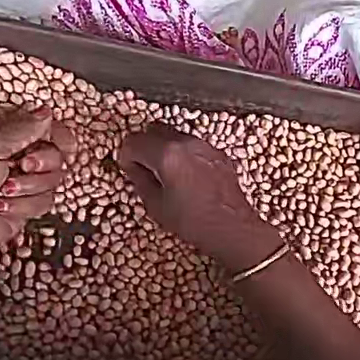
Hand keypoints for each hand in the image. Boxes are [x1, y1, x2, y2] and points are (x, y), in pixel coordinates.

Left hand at [0, 109, 75, 277]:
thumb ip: (22, 128)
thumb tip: (46, 113)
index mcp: (2, 136)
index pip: (42, 127)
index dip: (55, 134)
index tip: (61, 142)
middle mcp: (14, 158)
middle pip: (54, 154)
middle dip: (42, 162)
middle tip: (23, 166)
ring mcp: (22, 183)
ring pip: (53, 180)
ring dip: (29, 187)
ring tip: (4, 191)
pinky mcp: (26, 206)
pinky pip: (46, 202)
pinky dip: (24, 205)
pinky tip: (3, 207)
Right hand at [117, 124, 281, 270]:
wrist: (234, 229)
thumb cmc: (195, 223)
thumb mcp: (157, 206)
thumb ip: (140, 181)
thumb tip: (133, 168)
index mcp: (167, 154)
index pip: (134, 142)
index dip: (126, 155)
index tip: (127, 168)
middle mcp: (186, 143)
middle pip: (153, 131)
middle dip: (143, 147)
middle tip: (142, 168)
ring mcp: (205, 146)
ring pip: (174, 136)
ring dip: (163, 149)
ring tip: (164, 175)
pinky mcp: (218, 154)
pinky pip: (192, 146)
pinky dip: (182, 154)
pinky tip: (185, 177)